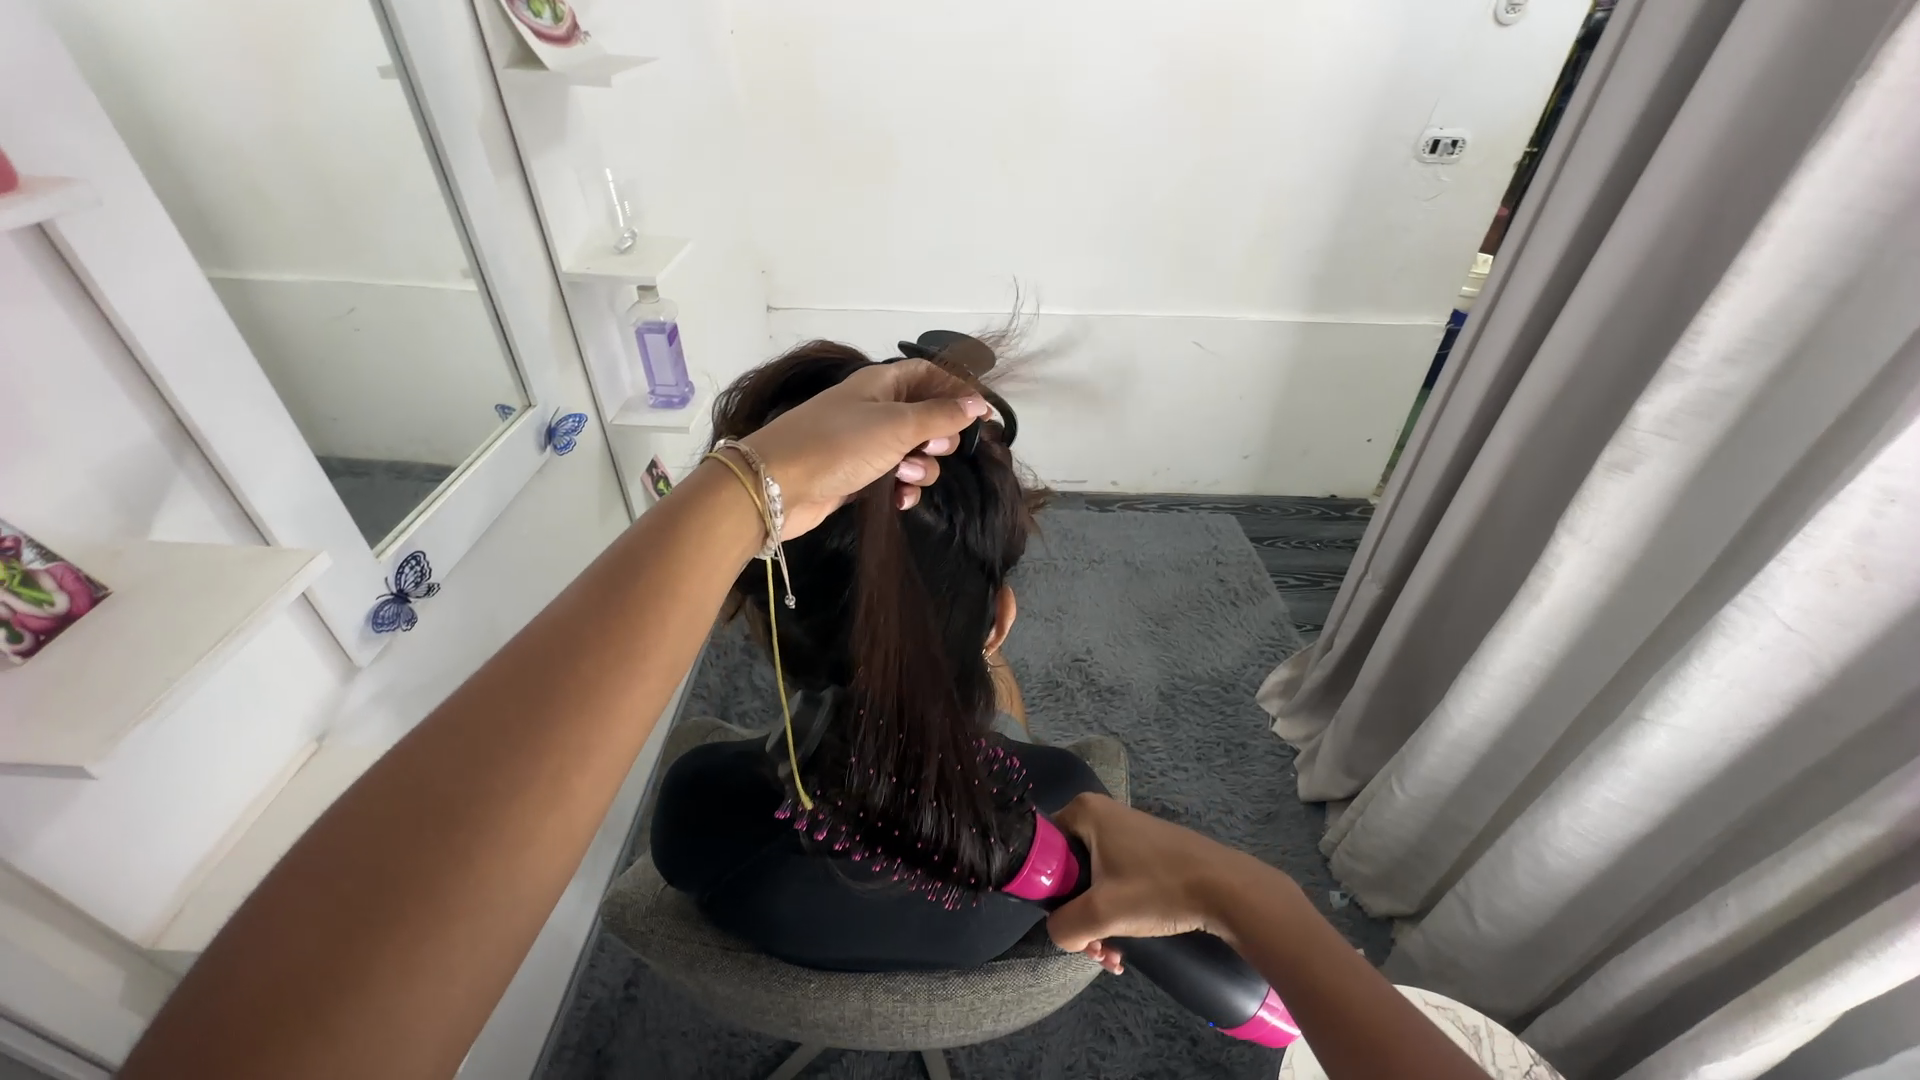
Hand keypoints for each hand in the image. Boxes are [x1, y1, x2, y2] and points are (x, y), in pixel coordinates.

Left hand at [738, 359, 989, 537]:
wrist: (775, 486)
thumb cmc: (837, 445)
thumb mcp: (896, 426)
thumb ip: (940, 416)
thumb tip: (977, 403)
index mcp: (880, 385)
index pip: (928, 374)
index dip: (957, 389)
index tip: (983, 415)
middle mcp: (873, 410)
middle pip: (925, 416)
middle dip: (938, 436)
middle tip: (935, 448)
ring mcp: (863, 445)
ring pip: (912, 453)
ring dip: (921, 468)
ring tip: (905, 477)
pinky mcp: (856, 477)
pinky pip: (893, 479)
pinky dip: (902, 489)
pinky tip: (899, 500)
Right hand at [1046, 794, 1291, 973]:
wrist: (1226, 889)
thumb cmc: (1158, 889)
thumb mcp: (1102, 913)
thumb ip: (1065, 927)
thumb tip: (1061, 935)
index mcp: (1084, 811)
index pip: (1043, 846)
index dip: (1047, 888)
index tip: (1065, 919)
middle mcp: (1103, 814)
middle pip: (1070, 870)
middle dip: (1078, 915)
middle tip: (1093, 948)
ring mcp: (1128, 832)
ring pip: (1095, 881)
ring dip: (1099, 923)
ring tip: (1114, 957)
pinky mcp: (1149, 851)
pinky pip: (1117, 881)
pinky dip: (1118, 912)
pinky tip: (1127, 947)